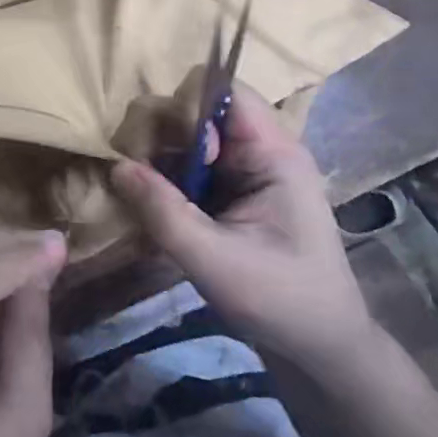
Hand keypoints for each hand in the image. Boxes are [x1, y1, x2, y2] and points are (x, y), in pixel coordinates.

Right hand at [110, 84, 375, 371]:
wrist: (320, 347)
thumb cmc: (281, 301)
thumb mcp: (215, 262)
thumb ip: (164, 212)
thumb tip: (117, 166)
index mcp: (272, 152)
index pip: (223, 89)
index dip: (189, 108)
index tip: (183, 157)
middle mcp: (258, 148)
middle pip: (196, 107)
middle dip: (165, 136)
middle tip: (152, 182)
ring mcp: (244, 167)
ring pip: (186, 134)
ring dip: (161, 159)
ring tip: (152, 200)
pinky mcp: (231, 187)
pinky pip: (189, 162)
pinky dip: (168, 177)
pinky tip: (160, 208)